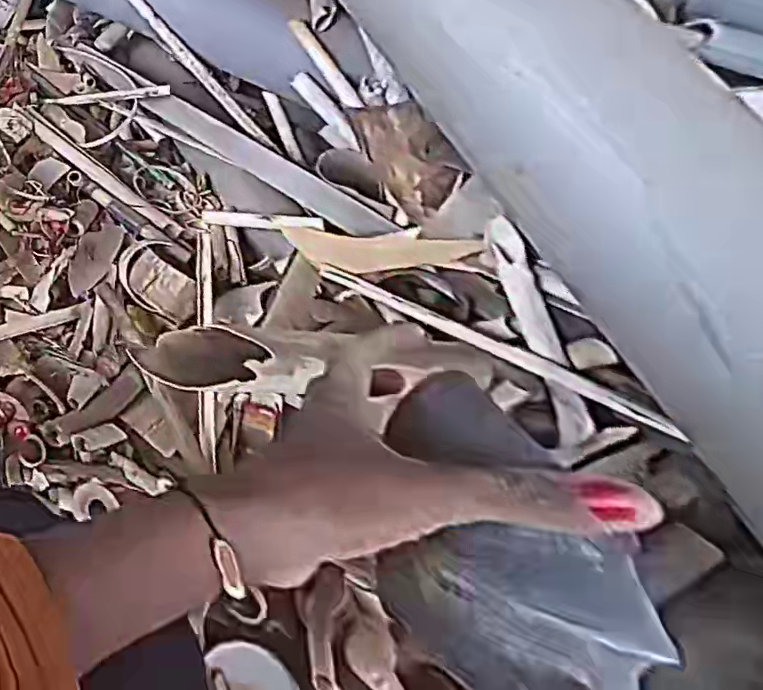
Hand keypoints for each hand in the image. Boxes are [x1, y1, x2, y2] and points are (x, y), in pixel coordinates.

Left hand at [199, 325, 661, 588]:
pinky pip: (343, 481)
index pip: (359, 356)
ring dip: (378, 435)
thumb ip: (510, 494)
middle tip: (417, 390)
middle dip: (382, 387)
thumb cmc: (317, 495)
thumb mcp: (425, 490)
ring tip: (417, 447)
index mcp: (336, 403)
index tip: (406, 332)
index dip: (385, 341)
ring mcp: (304, 460)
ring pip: (342, 436)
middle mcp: (314, 425)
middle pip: (348, 394)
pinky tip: (394, 506)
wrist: (254, 534)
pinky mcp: (302, 499)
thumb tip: (611, 499)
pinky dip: (372, 483)